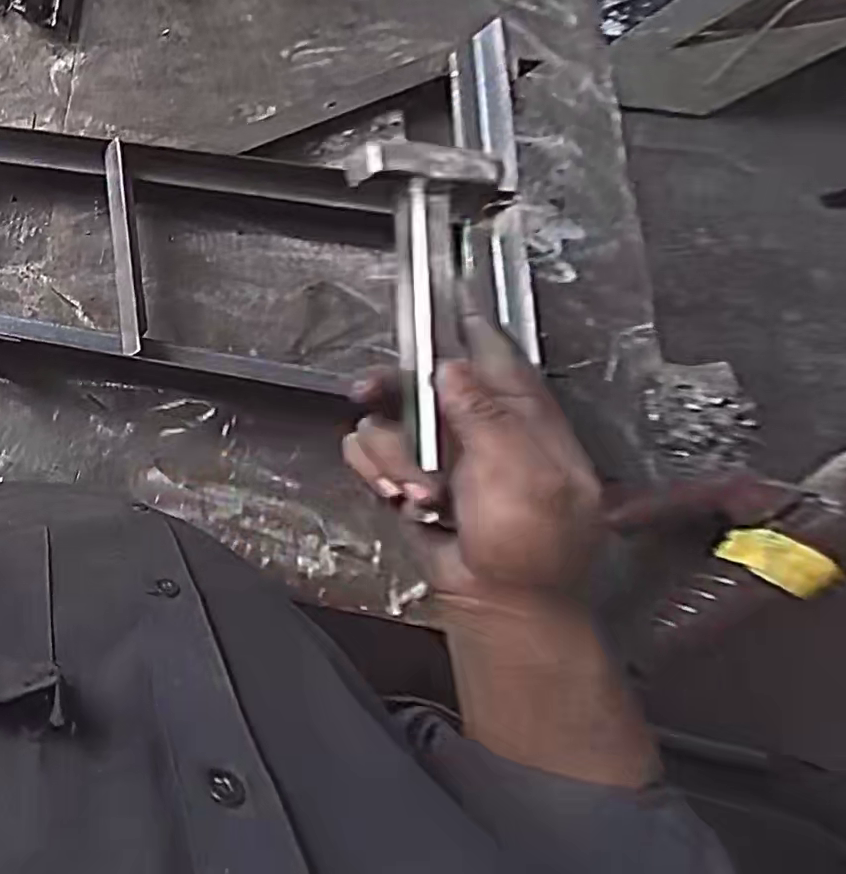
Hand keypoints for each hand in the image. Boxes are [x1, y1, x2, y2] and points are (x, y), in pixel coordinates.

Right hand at [343, 315, 603, 619]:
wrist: (494, 596)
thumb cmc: (529, 545)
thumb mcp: (527, 481)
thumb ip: (491, 420)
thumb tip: (451, 367)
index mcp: (522, 420)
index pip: (492, 357)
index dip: (466, 327)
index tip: (441, 297)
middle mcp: (471, 425)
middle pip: (414, 381)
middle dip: (387, 393)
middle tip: (367, 395)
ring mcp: (434, 448)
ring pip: (381, 421)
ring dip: (390, 459)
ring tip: (419, 494)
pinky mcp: (402, 469)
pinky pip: (364, 451)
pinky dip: (375, 474)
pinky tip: (401, 498)